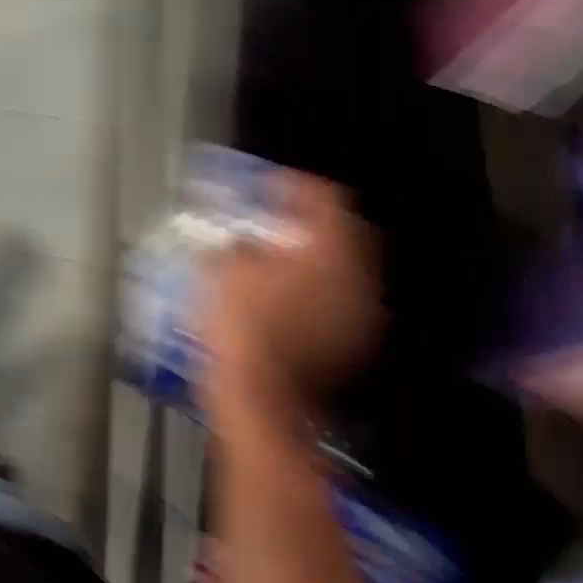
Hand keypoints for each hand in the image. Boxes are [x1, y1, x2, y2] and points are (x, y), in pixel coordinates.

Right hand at [203, 171, 380, 412]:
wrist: (260, 399)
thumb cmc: (239, 328)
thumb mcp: (220, 271)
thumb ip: (235, 242)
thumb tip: (240, 235)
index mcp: (330, 250)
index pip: (324, 198)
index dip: (293, 185)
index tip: (267, 183)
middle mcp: (359, 276)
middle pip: (342, 232)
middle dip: (308, 223)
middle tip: (274, 220)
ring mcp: (361, 312)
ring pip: (342, 269)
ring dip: (312, 258)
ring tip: (276, 259)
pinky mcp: (351, 343)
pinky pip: (336, 301)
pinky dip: (314, 291)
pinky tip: (283, 298)